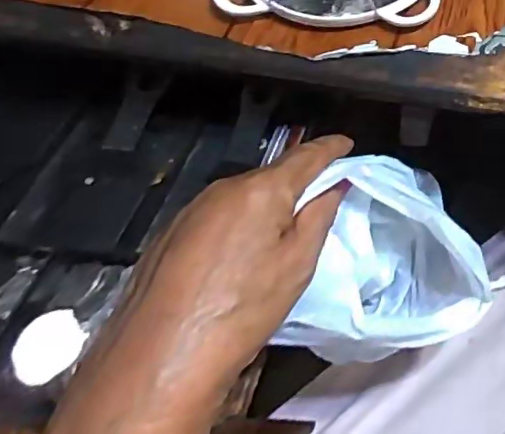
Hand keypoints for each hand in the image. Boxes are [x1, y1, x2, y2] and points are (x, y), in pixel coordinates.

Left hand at [125, 135, 351, 386]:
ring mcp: (194, 207)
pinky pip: (216, 214)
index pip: (305, 156)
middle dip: (295, 183)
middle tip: (316, 201)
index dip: (329, 148)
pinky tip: (234, 258)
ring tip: (273, 239)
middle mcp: (226, 187)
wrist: (159, 360)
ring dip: (263, 205)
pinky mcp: (171, 231)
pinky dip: (234, 223)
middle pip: (272, 175)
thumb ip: (320, 215)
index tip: (345, 143)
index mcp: (262, 190)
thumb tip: (334, 183)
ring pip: (242, 195)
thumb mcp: (297, 265)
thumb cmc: (242, 310)